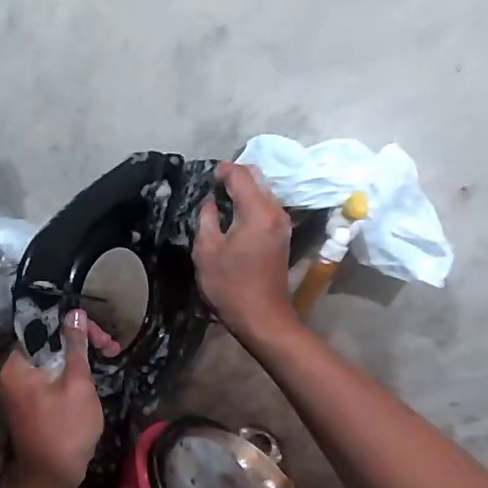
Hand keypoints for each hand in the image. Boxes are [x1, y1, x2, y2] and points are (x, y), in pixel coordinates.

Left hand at [0, 310, 109, 487]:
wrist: (51, 478)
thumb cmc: (66, 429)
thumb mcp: (77, 384)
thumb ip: (75, 346)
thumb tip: (74, 312)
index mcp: (15, 366)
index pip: (42, 330)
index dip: (72, 326)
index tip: (101, 336)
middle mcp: (9, 374)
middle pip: (45, 344)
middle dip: (78, 343)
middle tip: (109, 348)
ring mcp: (16, 391)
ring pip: (48, 362)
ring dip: (75, 359)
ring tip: (104, 359)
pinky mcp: (26, 404)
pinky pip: (45, 378)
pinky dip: (65, 374)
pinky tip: (86, 379)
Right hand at [194, 162, 295, 339]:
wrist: (261, 316)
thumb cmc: (229, 284)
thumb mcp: (206, 250)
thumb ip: (206, 219)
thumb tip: (210, 202)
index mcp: (257, 211)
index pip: (241, 175)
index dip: (222, 170)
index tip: (206, 175)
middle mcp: (275, 212)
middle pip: (257, 180)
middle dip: (234, 177)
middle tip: (211, 186)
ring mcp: (282, 224)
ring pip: (263, 193)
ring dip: (243, 191)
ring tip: (219, 200)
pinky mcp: (282, 236)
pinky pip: (266, 208)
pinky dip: (250, 204)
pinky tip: (233, 216)